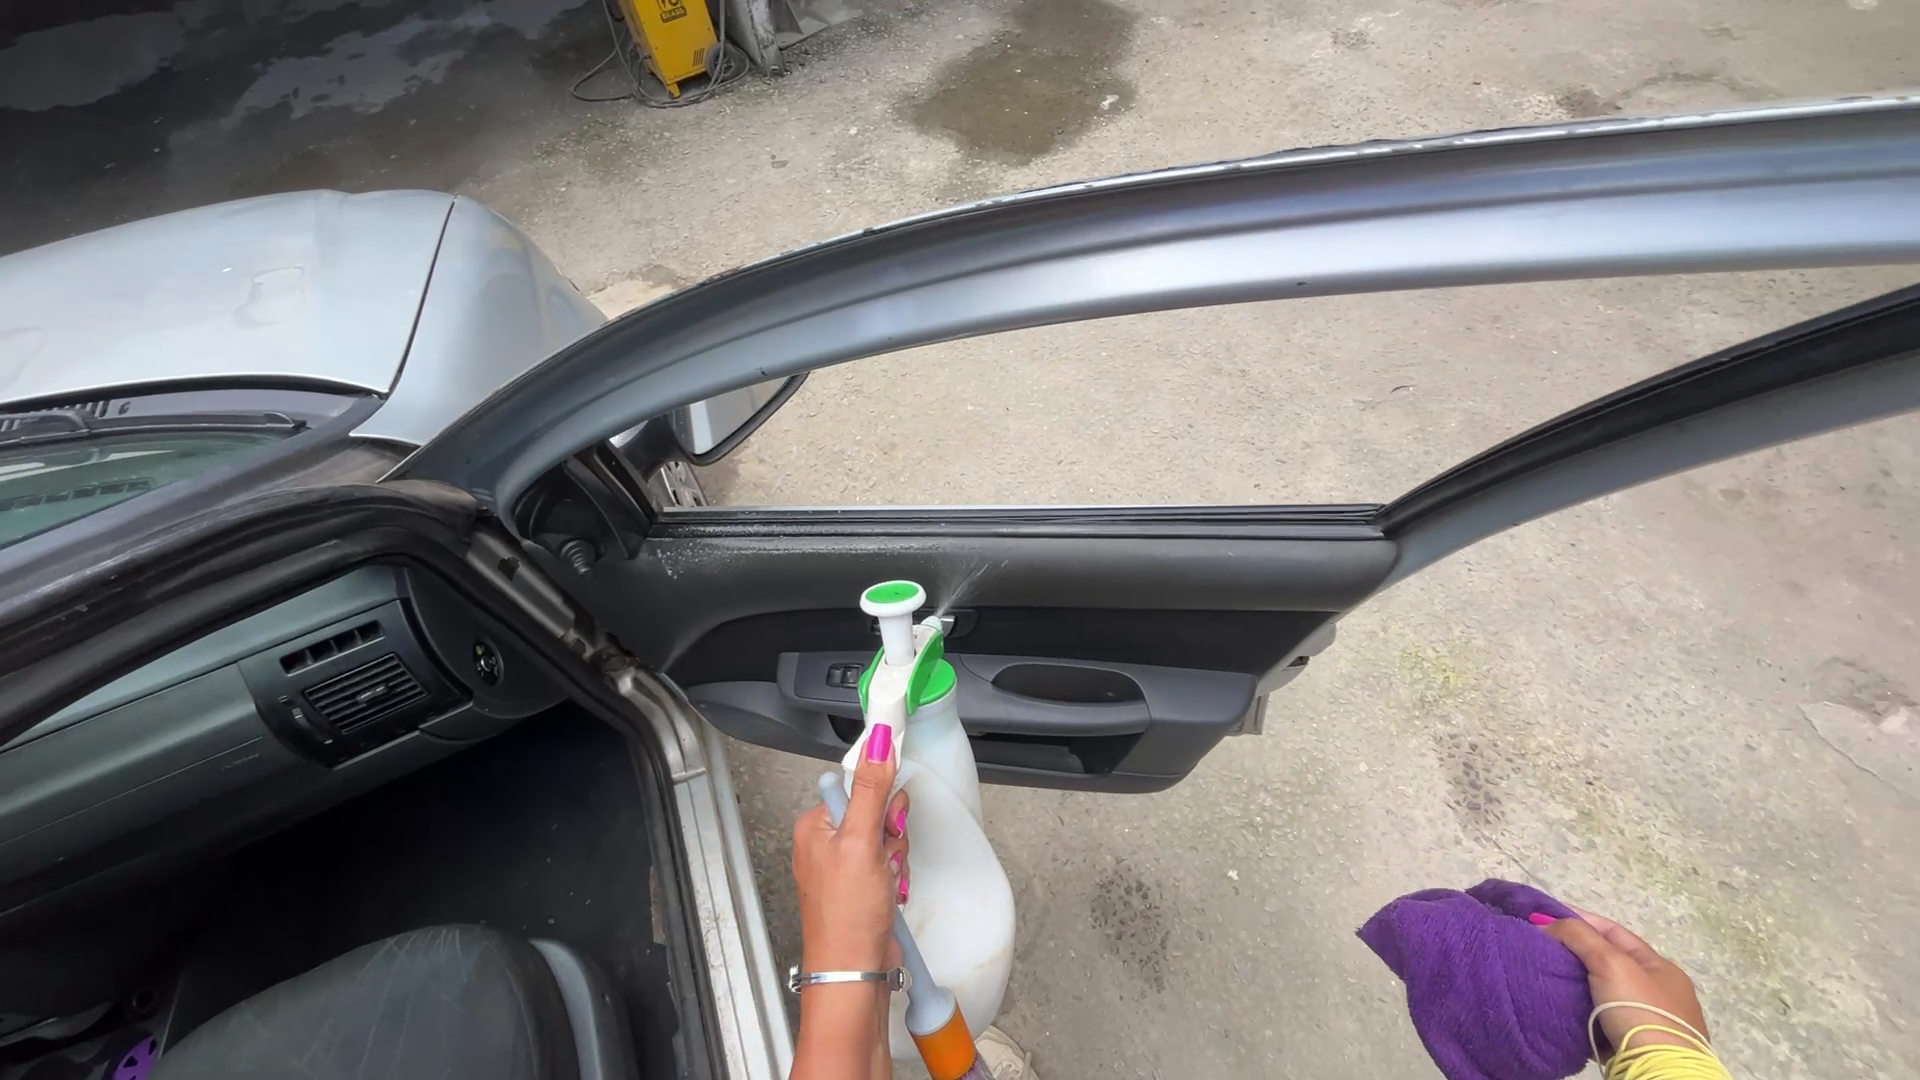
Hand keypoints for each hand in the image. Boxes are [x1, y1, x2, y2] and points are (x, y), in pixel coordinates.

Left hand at [791, 724, 910, 973]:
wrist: (855, 975)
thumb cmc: (846, 916)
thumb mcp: (861, 841)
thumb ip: (872, 788)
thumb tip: (879, 741)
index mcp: (816, 824)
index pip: (860, 785)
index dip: (882, 802)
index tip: (888, 821)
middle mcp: (827, 842)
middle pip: (878, 810)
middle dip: (892, 835)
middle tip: (884, 857)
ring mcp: (845, 864)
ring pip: (889, 837)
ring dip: (897, 857)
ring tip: (886, 881)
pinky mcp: (862, 883)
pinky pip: (890, 861)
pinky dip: (896, 875)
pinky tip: (890, 892)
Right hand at [1536, 906, 1708, 1053]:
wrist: (1658, 1072)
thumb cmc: (1640, 1010)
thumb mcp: (1611, 963)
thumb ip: (1578, 935)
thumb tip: (1546, 925)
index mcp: (1660, 967)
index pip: (1611, 930)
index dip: (1575, 917)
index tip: (1539, 915)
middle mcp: (1656, 989)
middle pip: (1603, 955)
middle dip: (1569, 946)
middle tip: (1536, 940)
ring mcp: (1643, 1014)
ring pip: (1596, 981)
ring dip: (1570, 973)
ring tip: (1540, 964)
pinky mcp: (1629, 1036)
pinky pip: (1594, 1006)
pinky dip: (1575, 997)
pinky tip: (1555, 992)